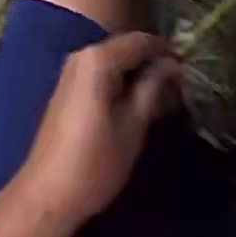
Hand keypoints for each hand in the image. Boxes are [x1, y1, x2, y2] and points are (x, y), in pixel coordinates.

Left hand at [16, 31, 180, 221]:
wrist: (47, 196)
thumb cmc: (95, 163)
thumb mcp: (133, 125)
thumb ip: (153, 86)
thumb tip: (172, 63)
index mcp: (99, 59)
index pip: (141, 40)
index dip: (166, 49)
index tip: (189, 62)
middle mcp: (83, 55)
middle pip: (126, 46)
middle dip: (153, 59)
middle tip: (179, 78)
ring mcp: (72, 69)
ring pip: (114, 58)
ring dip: (138, 70)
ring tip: (163, 90)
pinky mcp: (68, 86)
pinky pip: (102, 70)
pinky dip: (122, 78)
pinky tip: (137, 97)